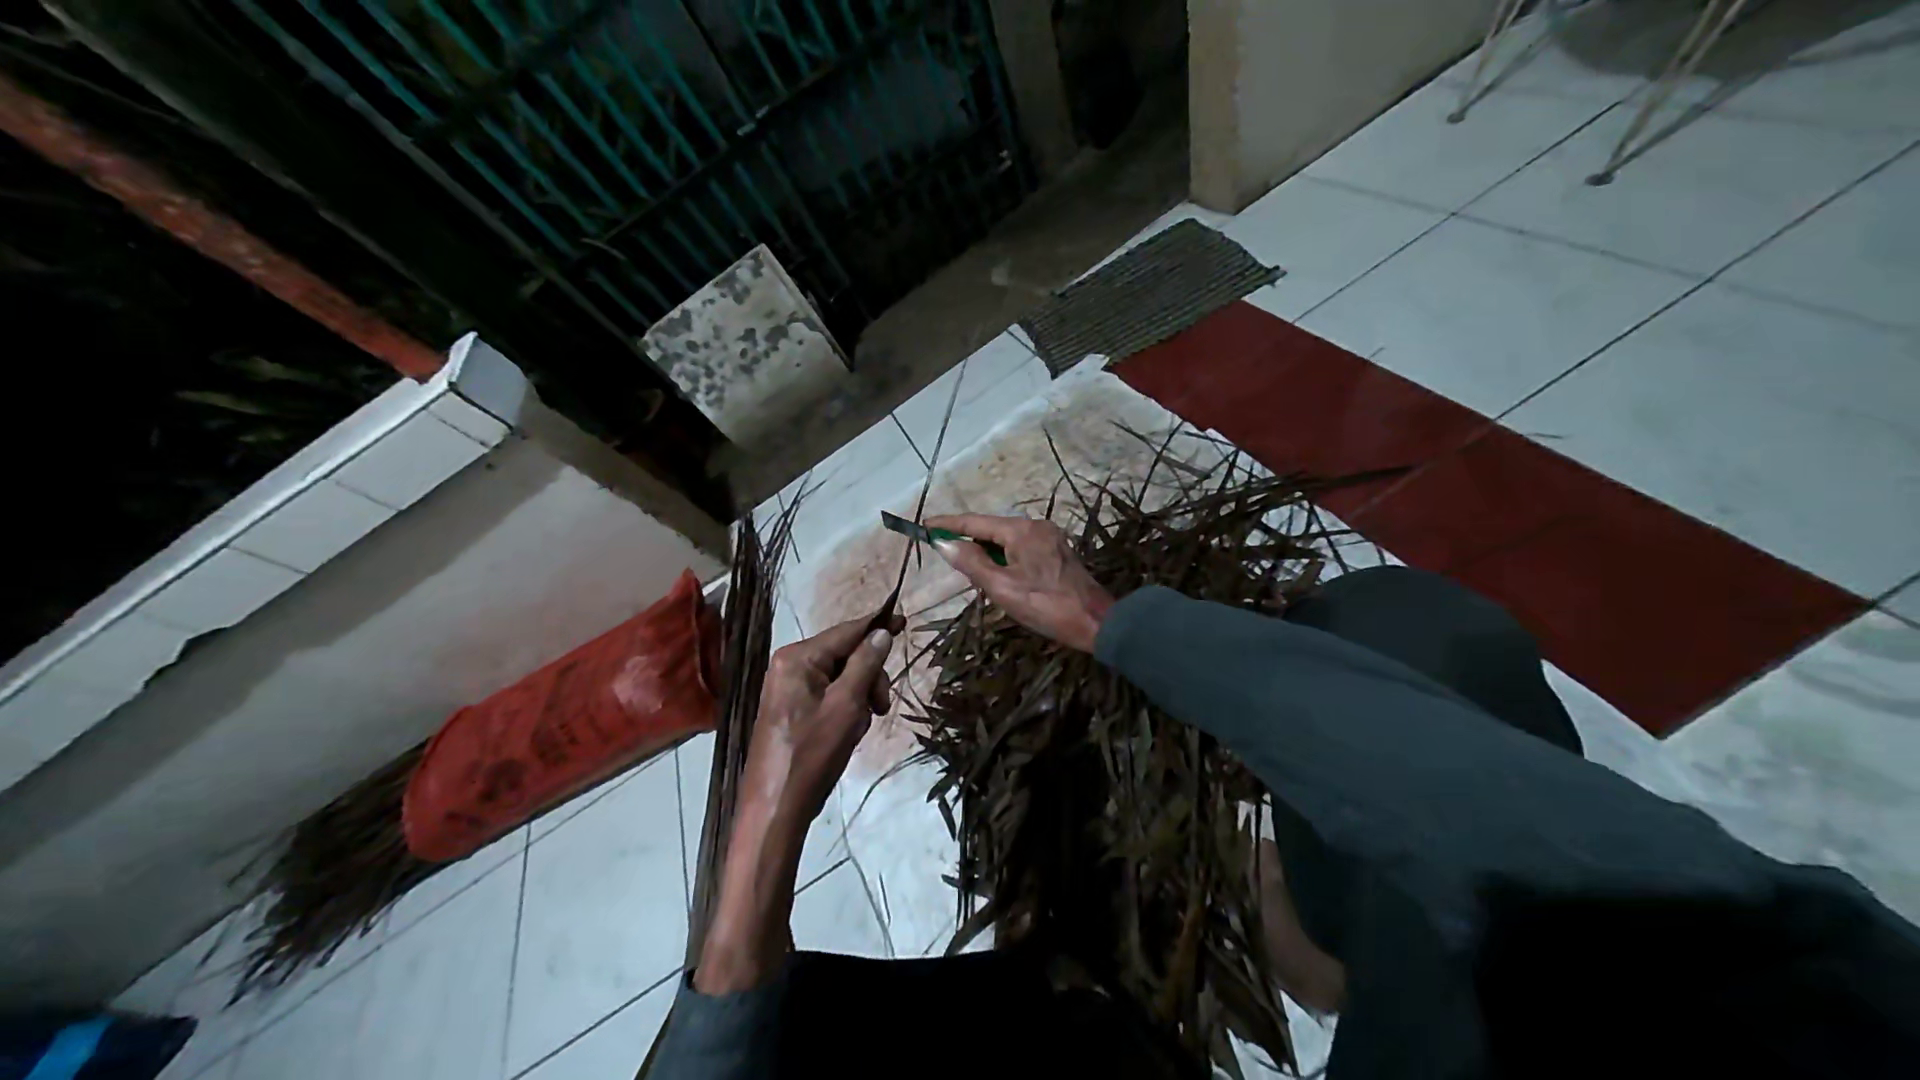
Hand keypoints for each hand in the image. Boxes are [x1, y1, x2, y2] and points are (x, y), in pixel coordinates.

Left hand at [695, 612, 898, 993]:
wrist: (776, 807)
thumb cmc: (811, 753)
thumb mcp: (846, 705)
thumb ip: (865, 664)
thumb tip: (880, 631)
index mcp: (797, 658)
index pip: (847, 631)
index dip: (877, 626)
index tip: (903, 620)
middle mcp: (789, 665)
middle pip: (845, 654)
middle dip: (869, 677)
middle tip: (881, 707)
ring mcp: (789, 688)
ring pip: (842, 677)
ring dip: (860, 698)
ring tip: (859, 728)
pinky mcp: (792, 708)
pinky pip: (830, 695)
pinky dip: (846, 709)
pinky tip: (847, 733)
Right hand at [925, 513, 1114, 652]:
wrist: (1095, 622)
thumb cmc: (1046, 606)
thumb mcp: (1002, 587)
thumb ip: (972, 563)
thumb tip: (945, 543)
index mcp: (1021, 530)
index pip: (975, 522)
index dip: (948, 524)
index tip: (925, 524)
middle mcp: (1036, 526)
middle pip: (991, 528)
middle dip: (967, 540)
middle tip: (943, 552)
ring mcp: (1049, 538)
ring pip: (1006, 539)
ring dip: (986, 551)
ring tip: (967, 567)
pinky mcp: (1056, 553)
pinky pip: (1020, 548)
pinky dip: (1003, 556)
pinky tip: (995, 572)